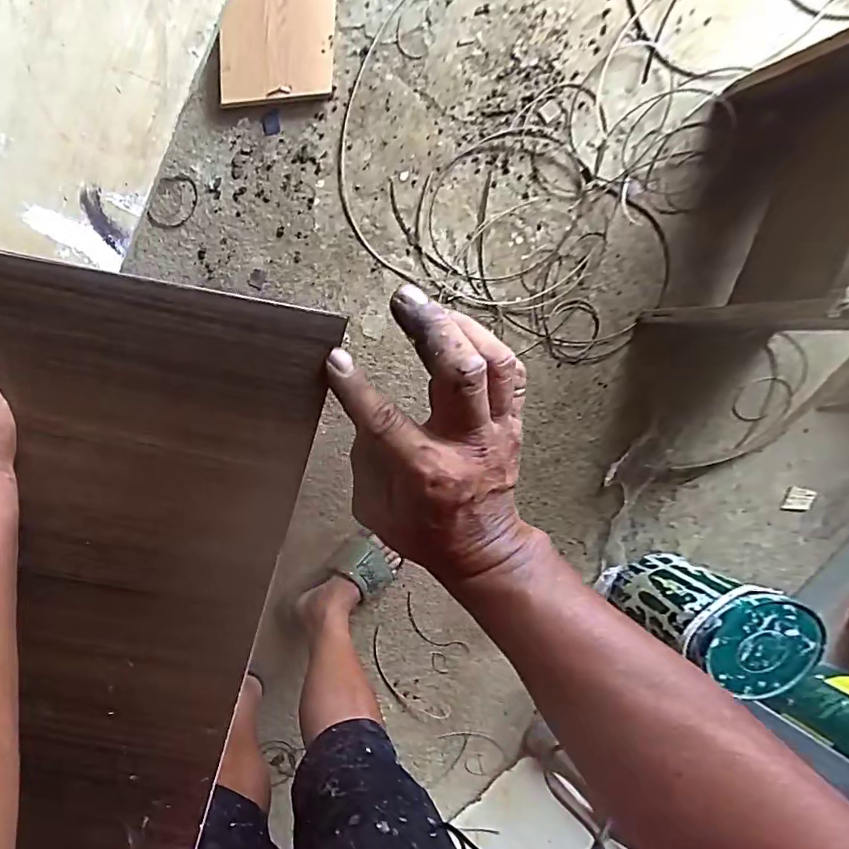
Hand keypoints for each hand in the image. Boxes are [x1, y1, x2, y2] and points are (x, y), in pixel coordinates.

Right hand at [325, 284, 539, 585]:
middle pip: (459, 373)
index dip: (356, 387)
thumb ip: (368, 455)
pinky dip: (487, 343)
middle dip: (430, 329)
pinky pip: (510, 372)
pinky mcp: (512, 423)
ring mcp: (498, 431)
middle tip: (402, 300)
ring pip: (493, 364)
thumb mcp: (371, 504)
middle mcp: (468, 445)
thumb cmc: (418, 531)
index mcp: (425, 470)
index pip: (385, 419)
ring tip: (429, 307)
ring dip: (461, 327)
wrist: (481, 549)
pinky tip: (460, 328)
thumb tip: (365, 410)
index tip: (336, 357)